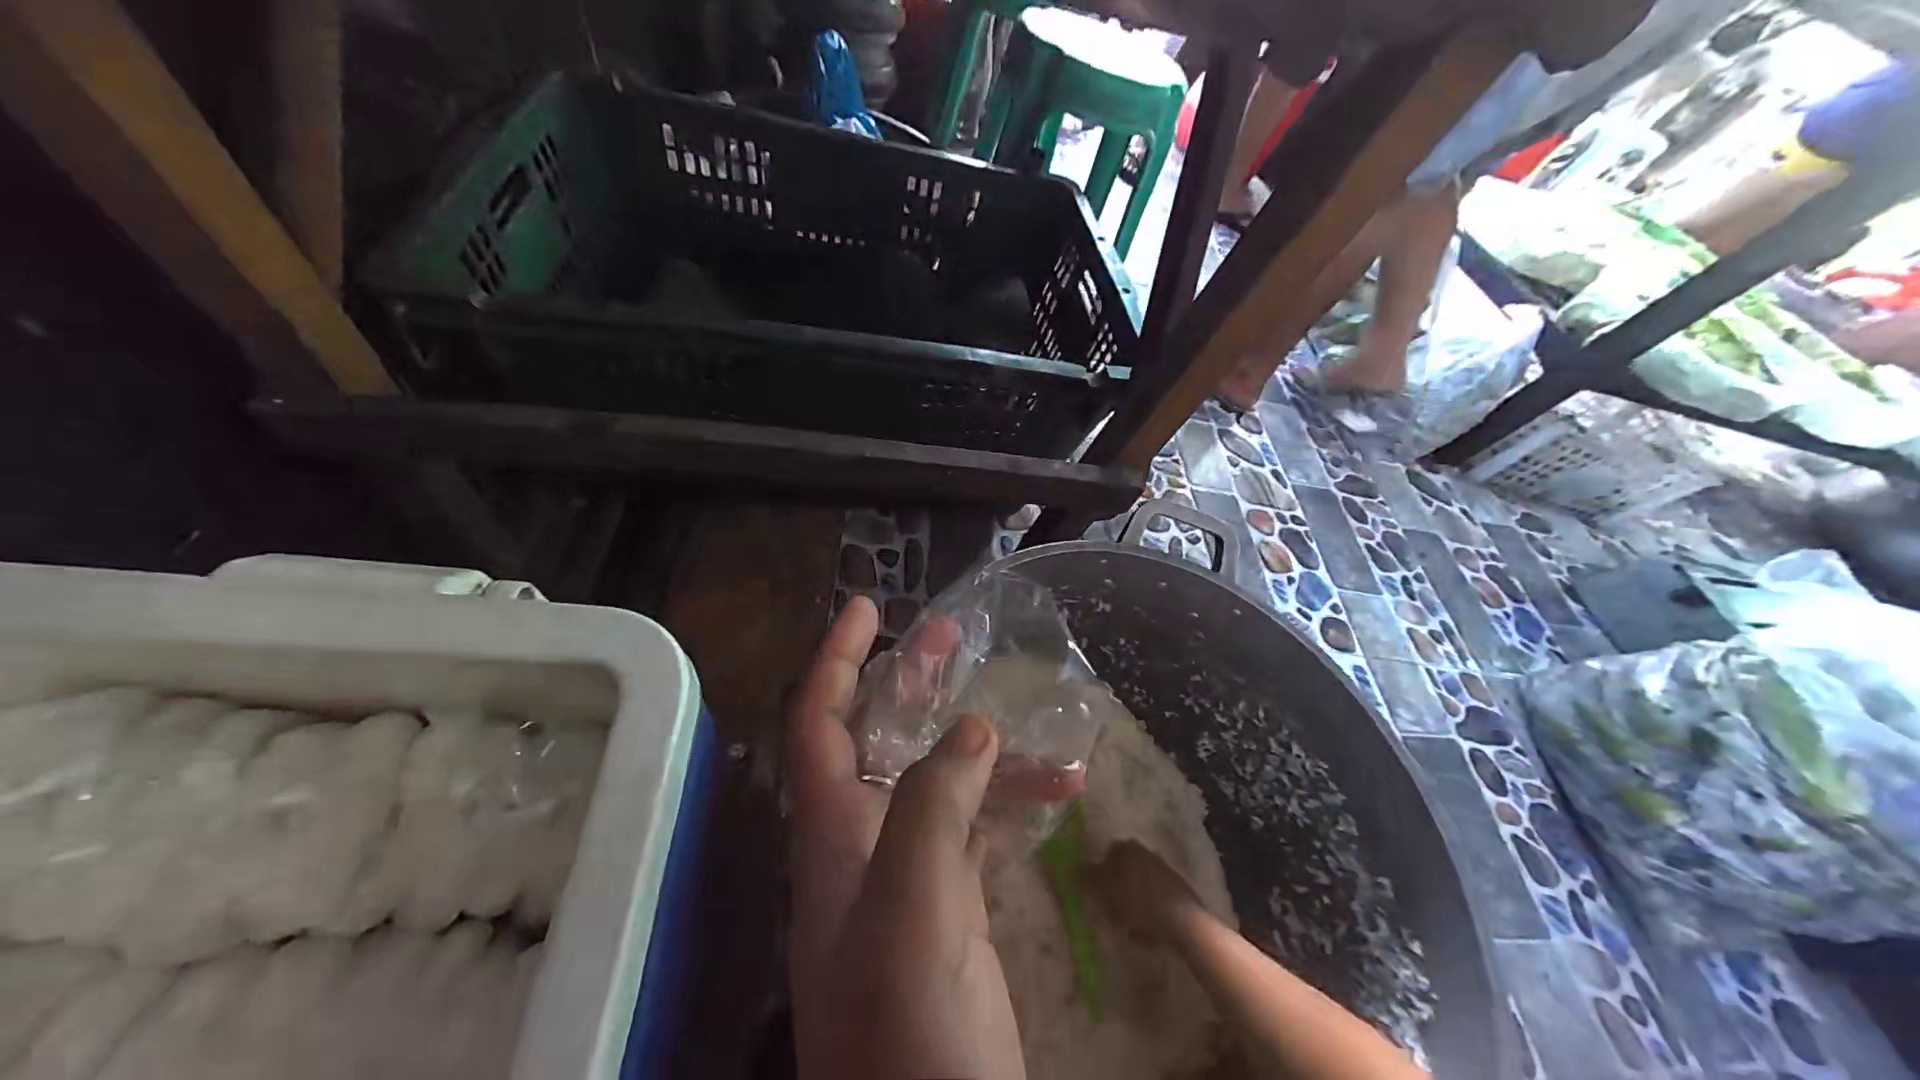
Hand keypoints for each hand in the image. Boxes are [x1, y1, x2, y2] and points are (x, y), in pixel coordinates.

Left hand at [786, 596, 1027, 1079]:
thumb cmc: (908, 1036)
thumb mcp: (913, 916)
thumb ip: (930, 811)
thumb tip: (970, 727)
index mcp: (833, 838)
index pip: (817, 724)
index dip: (835, 659)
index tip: (867, 606)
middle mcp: (862, 847)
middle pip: (877, 739)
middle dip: (910, 683)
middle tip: (952, 638)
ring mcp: (908, 880)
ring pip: (936, 783)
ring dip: (978, 748)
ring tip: (1035, 721)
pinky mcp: (950, 910)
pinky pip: (975, 831)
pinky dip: (1009, 803)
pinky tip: (1059, 792)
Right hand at [1088, 840, 1204, 945]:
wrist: (1184, 923)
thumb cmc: (1139, 904)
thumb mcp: (1107, 894)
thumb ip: (1089, 879)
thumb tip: (1074, 867)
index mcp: (1128, 850)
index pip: (1107, 855)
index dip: (1101, 875)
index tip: (1099, 894)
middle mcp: (1147, 853)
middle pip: (1125, 870)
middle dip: (1118, 889)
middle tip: (1113, 911)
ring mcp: (1165, 870)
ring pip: (1141, 886)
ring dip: (1134, 903)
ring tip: (1130, 929)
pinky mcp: (1180, 890)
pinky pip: (1156, 900)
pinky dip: (1150, 912)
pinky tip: (1148, 934)